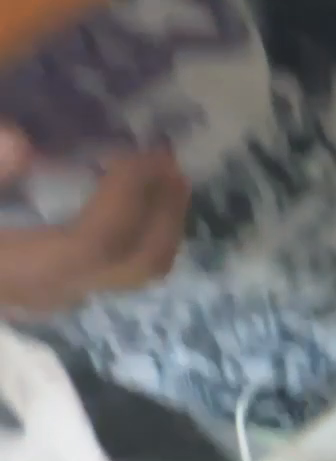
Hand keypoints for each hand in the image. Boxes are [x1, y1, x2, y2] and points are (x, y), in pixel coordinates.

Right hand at [0, 125, 191, 314]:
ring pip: (140, 271)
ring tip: (165, 179)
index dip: (126, 196)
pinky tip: (135, 203)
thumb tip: (19, 139)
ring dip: (161, 224)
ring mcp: (60, 297)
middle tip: (170, 161)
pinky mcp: (55, 292)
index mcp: (17, 269)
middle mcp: (53, 291)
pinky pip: (123, 270)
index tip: (141, 153)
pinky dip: (140, 235)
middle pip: (141, 262)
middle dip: (165, 212)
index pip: (98, 239)